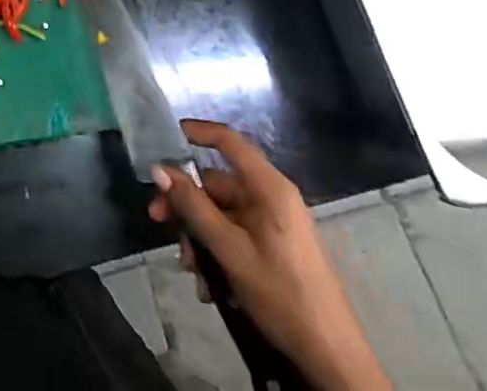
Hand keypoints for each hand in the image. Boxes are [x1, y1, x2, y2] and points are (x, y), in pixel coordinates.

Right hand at [149, 120, 389, 390]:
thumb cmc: (281, 293)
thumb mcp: (229, 249)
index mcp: (268, 187)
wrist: (330, 354)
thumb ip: (193, 207)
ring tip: (191, 269)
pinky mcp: (273, 247)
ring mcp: (273, 223)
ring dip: (199, 236)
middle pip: (217, 184)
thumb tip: (159, 169)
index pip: (229, 141)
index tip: (165, 136)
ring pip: (221, 214)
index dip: (197, 132)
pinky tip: (209, 285)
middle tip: (156, 221)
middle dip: (186, 204)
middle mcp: (271, 197)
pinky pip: (234, 235)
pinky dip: (216, 252)